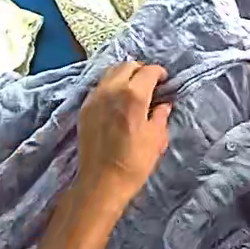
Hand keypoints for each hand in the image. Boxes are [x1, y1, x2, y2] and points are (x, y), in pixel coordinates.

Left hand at [75, 61, 173, 215]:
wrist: (101, 182)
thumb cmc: (134, 162)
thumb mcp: (156, 139)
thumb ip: (160, 116)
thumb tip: (164, 104)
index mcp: (133, 94)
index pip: (148, 71)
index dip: (159, 73)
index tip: (164, 80)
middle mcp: (111, 89)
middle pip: (127, 66)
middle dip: (141, 70)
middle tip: (150, 83)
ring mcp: (95, 97)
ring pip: (111, 73)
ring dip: (124, 75)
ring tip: (133, 89)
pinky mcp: (85, 107)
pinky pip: (99, 86)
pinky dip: (111, 85)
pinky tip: (117, 100)